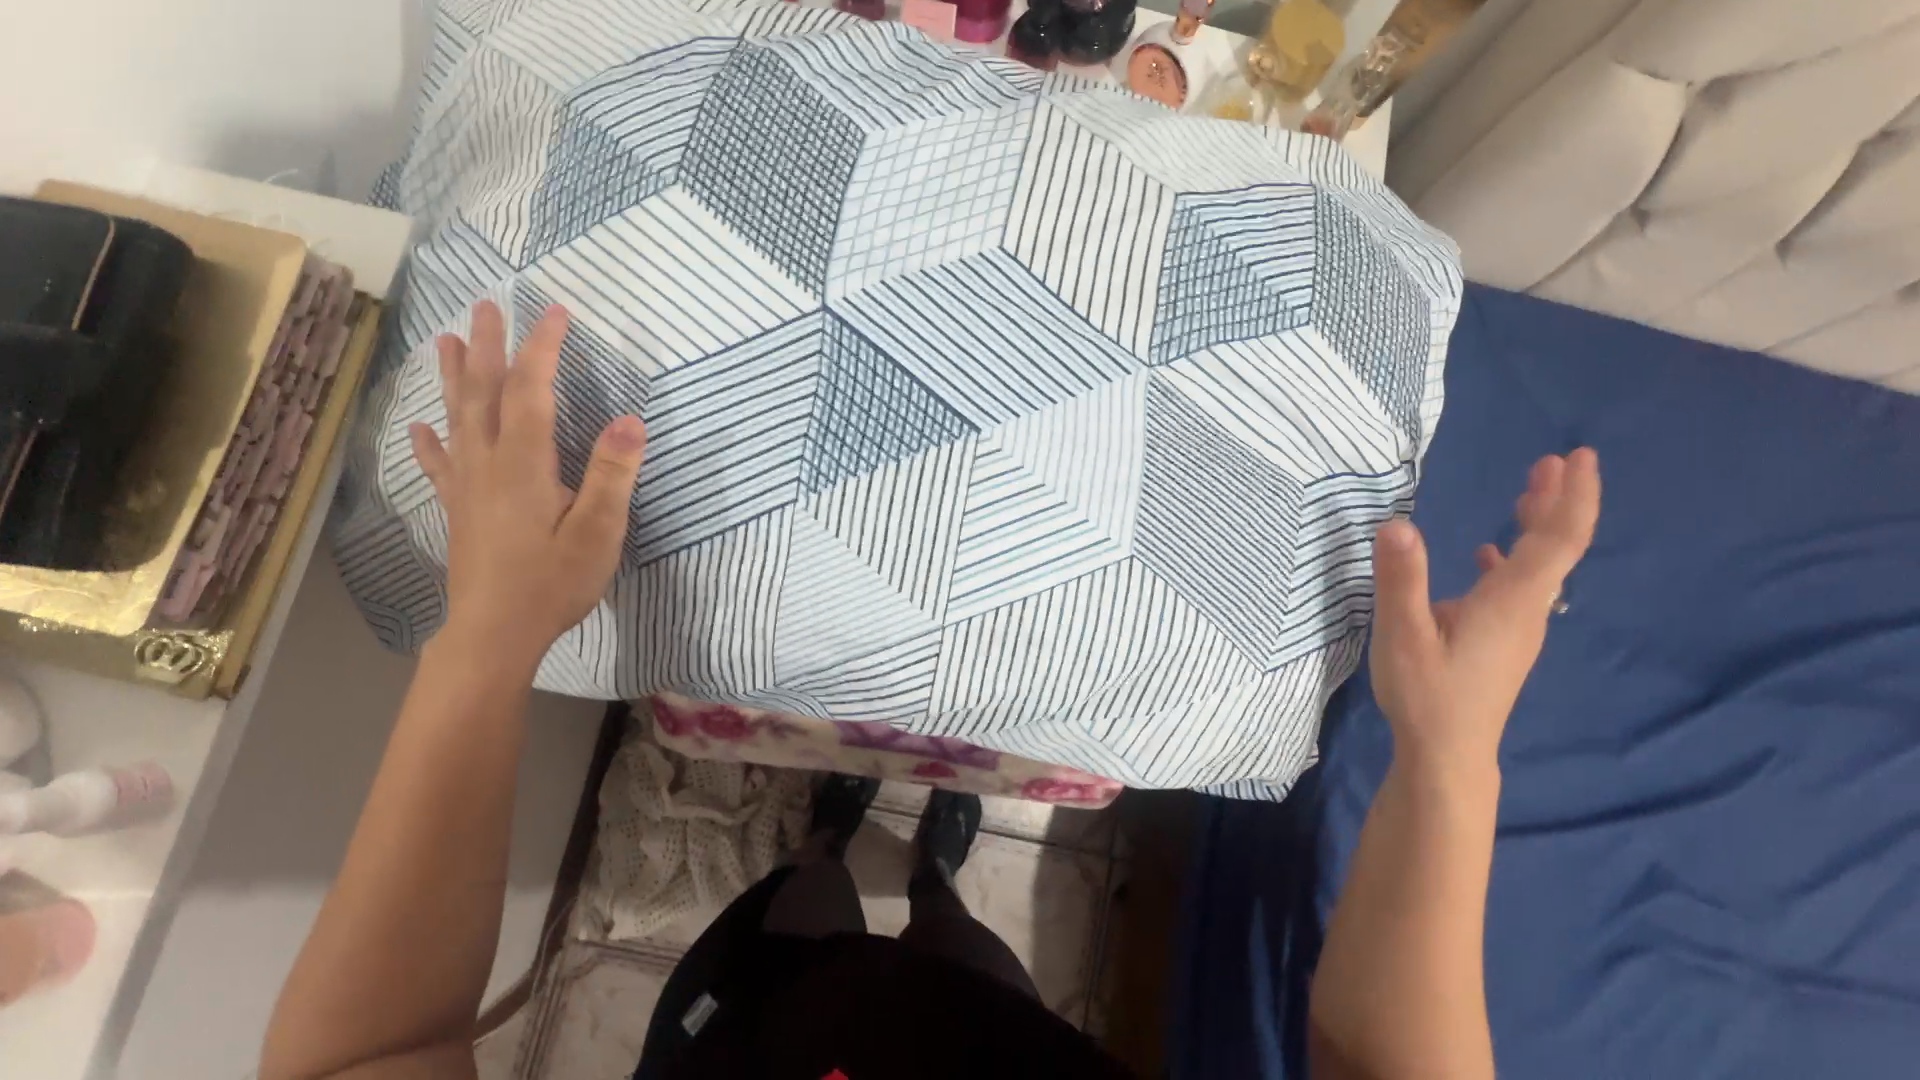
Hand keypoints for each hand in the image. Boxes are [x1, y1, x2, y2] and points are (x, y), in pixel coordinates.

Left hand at [409, 301, 646, 666]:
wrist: (495, 632)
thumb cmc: (553, 582)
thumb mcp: (598, 530)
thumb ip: (612, 473)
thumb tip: (630, 419)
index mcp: (525, 463)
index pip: (531, 391)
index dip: (542, 348)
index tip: (554, 311)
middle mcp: (489, 464)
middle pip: (483, 393)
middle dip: (487, 346)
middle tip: (485, 306)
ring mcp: (469, 487)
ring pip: (457, 419)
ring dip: (452, 376)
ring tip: (443, 339)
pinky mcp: (461, 510)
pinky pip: (441, 464)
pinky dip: (430, 440)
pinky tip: (419, 427)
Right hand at [1368, 448, 1600, 774]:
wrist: (1448, 753)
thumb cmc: (1428, 694)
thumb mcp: (1403, 635)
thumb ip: (1401, 579)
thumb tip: (1395, 523)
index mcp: (1510, 601)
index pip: (1557, 539)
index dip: (1572, 496)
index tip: (1578, 456)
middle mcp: (1526, 610)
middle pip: (1558, 548)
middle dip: (1560, 501)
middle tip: (1556, 460)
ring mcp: (1518, 628)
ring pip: (1542, 566)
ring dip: (1539, 525)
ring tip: (1529, 493)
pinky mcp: (1503, 642)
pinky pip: (1521, 586)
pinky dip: (1515, 558)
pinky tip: (1489, 554)